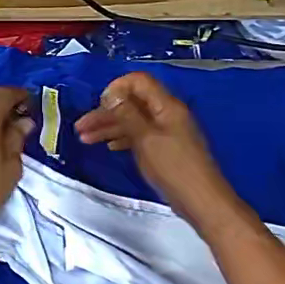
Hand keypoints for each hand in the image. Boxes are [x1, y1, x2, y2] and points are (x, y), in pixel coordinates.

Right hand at [75, 72, 242, 223]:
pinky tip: (110, 146)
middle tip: (82, 127)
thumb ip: (127, 114)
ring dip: (110, 127)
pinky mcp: (166, 148)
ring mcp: (168, 131)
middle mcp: (168, 114)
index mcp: (167, 106)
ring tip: (86, 139)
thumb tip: (111, 93)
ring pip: (134, 120)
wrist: (202, 201)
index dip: (116, 88)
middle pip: (133, 103)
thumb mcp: (146, 139)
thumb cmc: (175, 169)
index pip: (139, 82)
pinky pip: (140, 135)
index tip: (98, 104)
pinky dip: (123, 138)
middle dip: (106, 112)